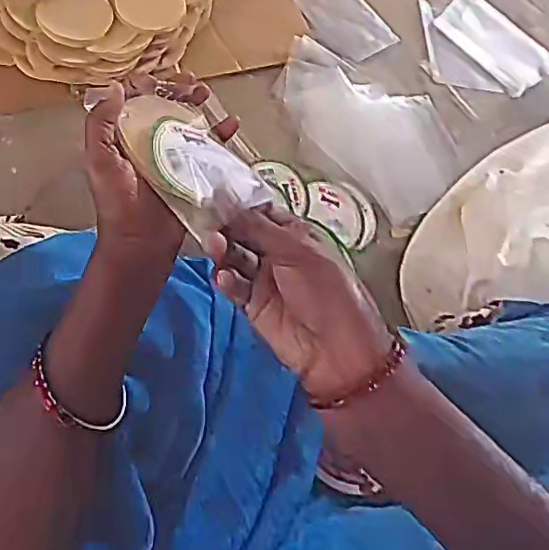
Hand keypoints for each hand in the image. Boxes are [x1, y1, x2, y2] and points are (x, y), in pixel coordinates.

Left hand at [83, 74, 240, 258]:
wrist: (140, 242)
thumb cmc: (116, 201)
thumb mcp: (99, 159)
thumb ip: (101, 124)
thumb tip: (115, 87)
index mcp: (124, 136)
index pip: (136, 100)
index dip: (148, 85)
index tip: (159, 80)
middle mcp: (148, 140)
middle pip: (164, 105)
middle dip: (177, 89)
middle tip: (188, 84)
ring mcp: (172, 154)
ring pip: (187, 119)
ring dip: (197, 102)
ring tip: (204, 93)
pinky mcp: (193, 169)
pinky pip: (209, 146)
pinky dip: (221, 132)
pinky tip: (230, 123)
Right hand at [207, 203, 393, 400]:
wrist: (337, 351)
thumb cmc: (325, 290)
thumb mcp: (295, 250)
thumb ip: (257, 226)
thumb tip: (224, 198)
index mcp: (294, 233)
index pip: (260, 212)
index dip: (239, 205)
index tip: (214, 198)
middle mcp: (277, 252)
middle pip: (243, 233)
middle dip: (227, 228)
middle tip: (211, 225)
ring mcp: (264, 279)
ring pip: (234, 257)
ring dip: (223, 251)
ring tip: (216, 249)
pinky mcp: (252, 305)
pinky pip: (233, 286)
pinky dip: (226, 280)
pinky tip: (225, 279)